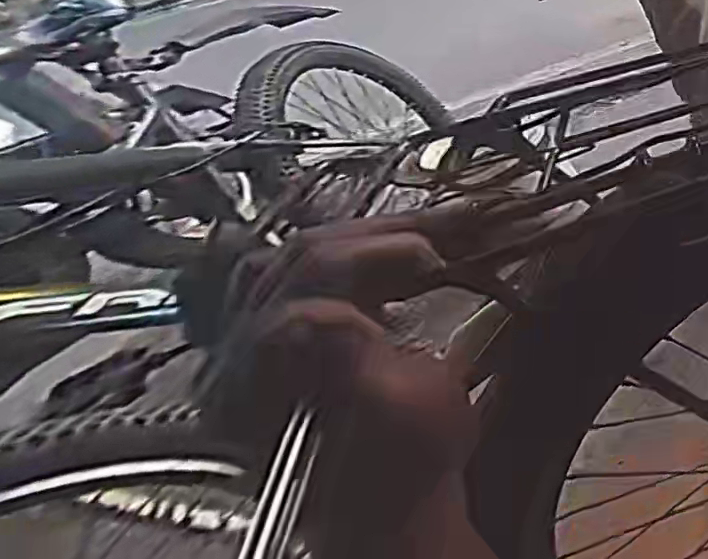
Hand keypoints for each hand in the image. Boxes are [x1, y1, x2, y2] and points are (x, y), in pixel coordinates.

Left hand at [200, 217, 475, 556]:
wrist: (399, 496)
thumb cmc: (409, 463)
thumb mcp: (397, 413)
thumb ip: (353, 360)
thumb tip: (319, 312)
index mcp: (260, 385)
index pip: (304, 289)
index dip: (377, 262)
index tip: (442, 256)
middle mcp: (242, 363)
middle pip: (298, 260)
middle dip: (381, 233)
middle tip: (449, 227)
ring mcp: (263, 348)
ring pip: (301, 255)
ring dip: (374, 234)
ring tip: (433, 230)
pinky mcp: (293, 339)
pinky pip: (310, 269)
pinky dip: (362, 248)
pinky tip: (403, 251)